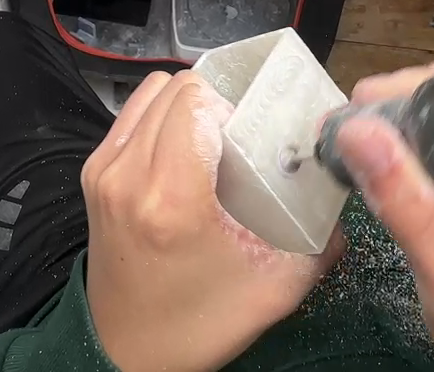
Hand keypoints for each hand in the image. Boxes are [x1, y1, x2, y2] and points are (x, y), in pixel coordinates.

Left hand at [83, 70, 340, 371]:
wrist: (126, 354)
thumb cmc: (198, 322)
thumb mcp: (274, 287)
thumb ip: (318, 237)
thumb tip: (341, 188)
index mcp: (171, 195)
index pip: (196, 99)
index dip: (229, 109)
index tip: (245, 142)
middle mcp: (129, 171)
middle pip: (177, 88)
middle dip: (213, 105)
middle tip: (232, 144)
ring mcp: (104, 167)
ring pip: (154, 91)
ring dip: (185, 106)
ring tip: (206, 143)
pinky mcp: (92, 169)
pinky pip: (133, 111)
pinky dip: (160, 116)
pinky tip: (179, 149)